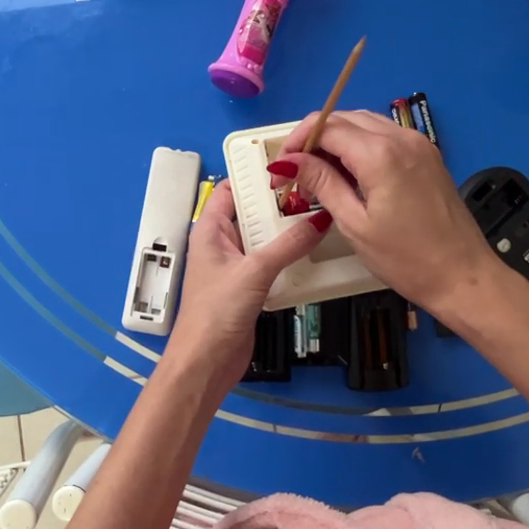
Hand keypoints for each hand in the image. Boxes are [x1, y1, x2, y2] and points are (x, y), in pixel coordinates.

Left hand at [163, 178, 331, 392]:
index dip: (258, 175)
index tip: (292, 165)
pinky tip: (315, 253)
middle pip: (254, 213)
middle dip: (282, 204)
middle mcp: (222, 243)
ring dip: (289, 233)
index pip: (232, 189)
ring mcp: (236, 266)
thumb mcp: (254, 271)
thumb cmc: (215, 313)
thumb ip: (288, 245)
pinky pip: (273, 264)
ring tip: (323, 217)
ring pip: (266, 239)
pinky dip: (291, 258)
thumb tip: (320, 219)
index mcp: (210, 230)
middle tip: (318, 191)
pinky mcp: (250, 289)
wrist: (206, 363)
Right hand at [267, 110, 499, 319]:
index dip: (296, 142)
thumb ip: (322, 183)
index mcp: (380, 154)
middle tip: (293, 176)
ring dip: (335, 142)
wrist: (463, 275)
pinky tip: (347, 175)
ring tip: (317, 176)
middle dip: (313, 140)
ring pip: (364, 124)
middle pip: (344, 118)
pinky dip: (359, 147)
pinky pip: (384, 136)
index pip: (326, 126)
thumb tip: (288, 161)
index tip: (279, 171)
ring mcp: (418, 144)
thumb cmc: (405, 259)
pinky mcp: (427, 156)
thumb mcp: (355, 224)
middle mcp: (401, 137)